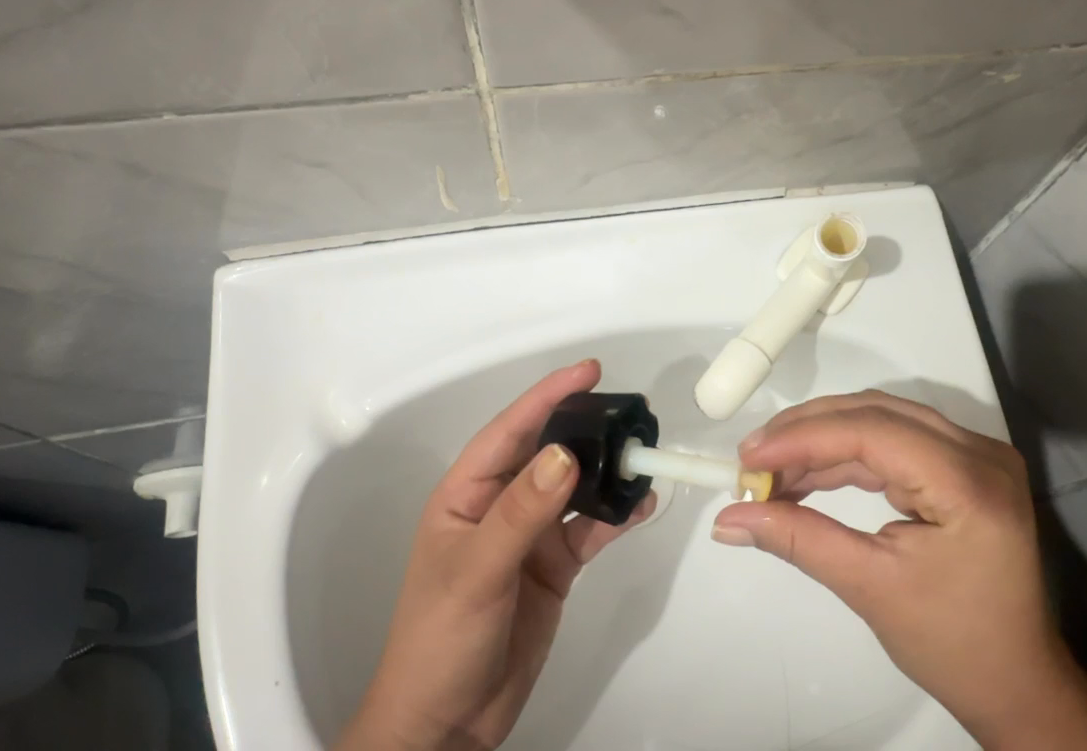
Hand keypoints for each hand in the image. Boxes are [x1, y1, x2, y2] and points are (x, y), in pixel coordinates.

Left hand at [338, 360, 652, 750]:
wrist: (447, 721)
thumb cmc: (442, 638)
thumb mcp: (477, 571)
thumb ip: (522, 512)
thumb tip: (566, 454)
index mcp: (466, 494)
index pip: (510, 431)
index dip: (548, 397)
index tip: (590, 371)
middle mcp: (500, 505)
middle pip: (547, 453)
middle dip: (585, 430)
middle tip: (629, 413)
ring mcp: (529, 536)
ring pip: (575, 489)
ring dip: (607, 474)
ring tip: (644, 456)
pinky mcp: (554, 566)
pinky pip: (590, 529)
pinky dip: (615, 516)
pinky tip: (641, 505)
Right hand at [711, 391, 1086, 750]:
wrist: (1015, 682)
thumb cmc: (951, 643)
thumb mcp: (869, 588)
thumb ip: (798, 539)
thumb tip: (729, 518)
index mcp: (968, 482)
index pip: (873, 432)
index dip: (804, 438)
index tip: (748, 459)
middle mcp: (979, 452)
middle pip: (877, 414)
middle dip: (808, 432)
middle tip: (751, 459)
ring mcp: (976, 457)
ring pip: (884, 422)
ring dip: (824, 440)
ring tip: (770, 469)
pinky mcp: (964, 468)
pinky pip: (896, 443)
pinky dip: (848, 456)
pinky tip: (809, 474)